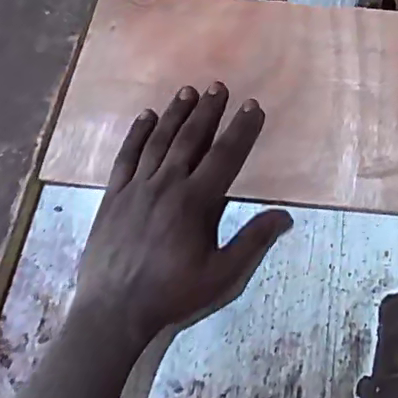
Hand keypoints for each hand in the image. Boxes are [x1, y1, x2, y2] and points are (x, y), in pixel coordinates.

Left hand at [73, 83, 292, 344]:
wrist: (113, 311)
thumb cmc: (172, 293)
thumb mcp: (221, 275)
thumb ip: (252, 242)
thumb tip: (284, 215)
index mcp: (194, 202)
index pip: (224, 156)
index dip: (240, 129)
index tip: (252, 106)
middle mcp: (165, 185)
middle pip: (190, 139)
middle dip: (207, 111)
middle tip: (218, 86)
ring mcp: (136, 187)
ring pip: (159, 141)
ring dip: (175, 114)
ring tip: (188, 91)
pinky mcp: (113, 195)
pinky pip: (127, 156)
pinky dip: (137, 134)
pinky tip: (145, 116)